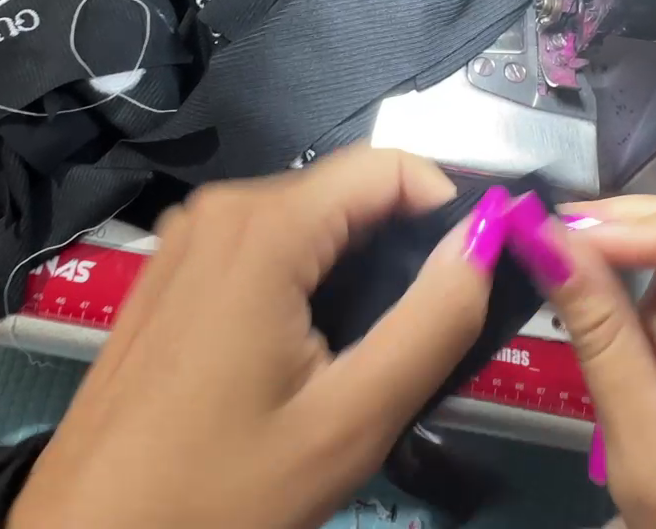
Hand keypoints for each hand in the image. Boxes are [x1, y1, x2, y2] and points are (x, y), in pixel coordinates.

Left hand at [8, 148, 498, 528]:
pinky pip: (261, 241)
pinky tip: (302, 344)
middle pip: (344, 193)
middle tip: (422, 327)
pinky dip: (304, 272)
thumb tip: (482, 239)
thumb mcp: (348, 420)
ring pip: (306, 217)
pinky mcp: (174, 262)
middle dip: (398, 242)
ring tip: (363, 346)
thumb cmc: (220, 489)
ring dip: (353, 263)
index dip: (443, 205)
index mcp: (264, 224)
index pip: (385, 167)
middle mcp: (222, 206)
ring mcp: (189, 232)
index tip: (474, 265)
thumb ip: (432, 321)